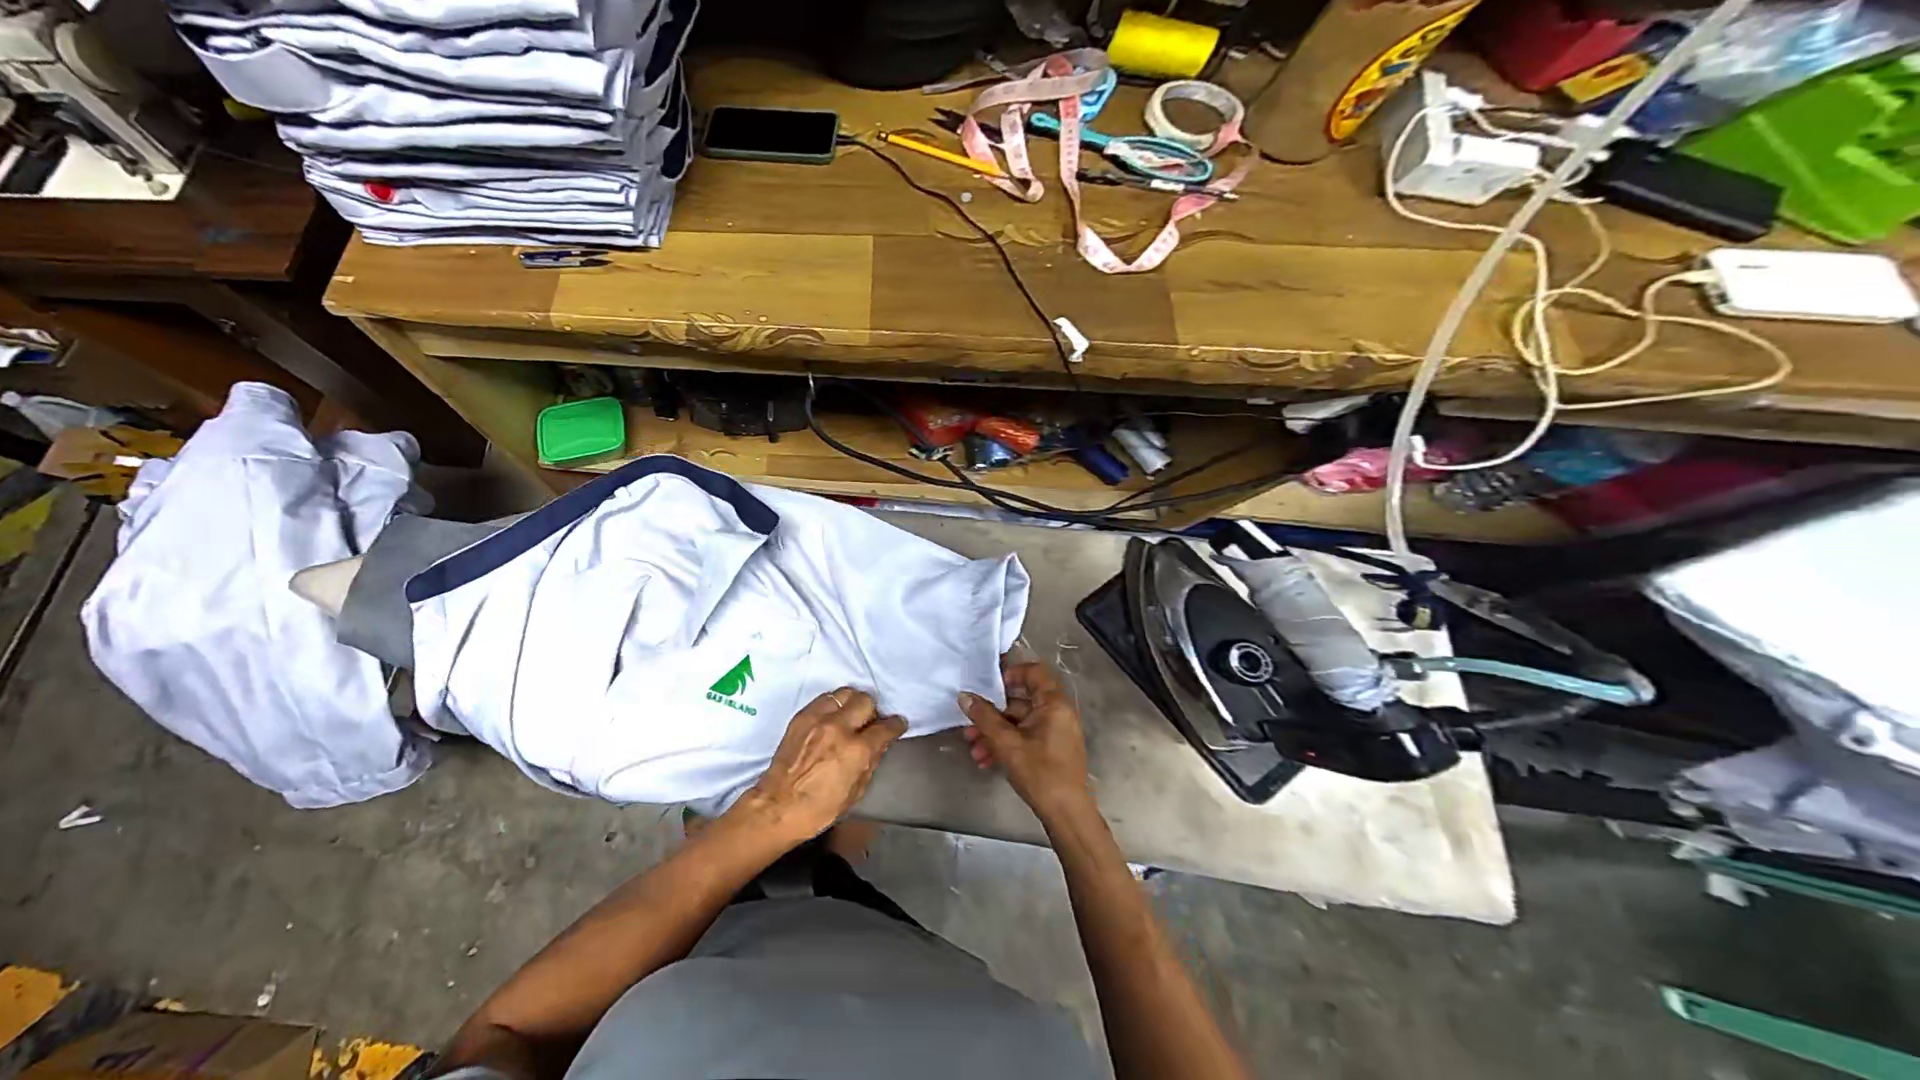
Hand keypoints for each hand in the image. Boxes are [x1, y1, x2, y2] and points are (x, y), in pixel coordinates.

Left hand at [732, 688, 906, 845]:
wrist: (777, 807)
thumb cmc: (820, 808)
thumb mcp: (856, 791)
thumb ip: (871, 762)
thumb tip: (880, 744)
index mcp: (856, 751)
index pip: (885, 727)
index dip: (896, 725)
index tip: (897, 725)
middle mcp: (839, 728)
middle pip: (866, 701)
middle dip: (872, 712)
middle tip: (869, 723)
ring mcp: (817, 719)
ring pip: (845, 693)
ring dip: (853, 703)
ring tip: (850, 716)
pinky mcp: (801, 717)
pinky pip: (824, 699)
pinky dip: (833, 704)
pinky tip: (832, 718)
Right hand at [958, 662, 1094, 823]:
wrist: (1066, 813)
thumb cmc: (1040, 773)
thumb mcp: (1006, 743)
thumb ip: (984, 717)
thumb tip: (965, 696)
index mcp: (1054, 703)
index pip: (1033, 672)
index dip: (1010, 674)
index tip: (987, 686)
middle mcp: (1058, 712)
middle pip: (1021, 700)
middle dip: (993, 713)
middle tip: (971, 724)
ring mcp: (1056, 731)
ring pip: (1020, 722)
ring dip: (995, 732)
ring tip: (974, 748)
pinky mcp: (1052, 749)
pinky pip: (1026, 736)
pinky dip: (1007, 744)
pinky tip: (987, 760)